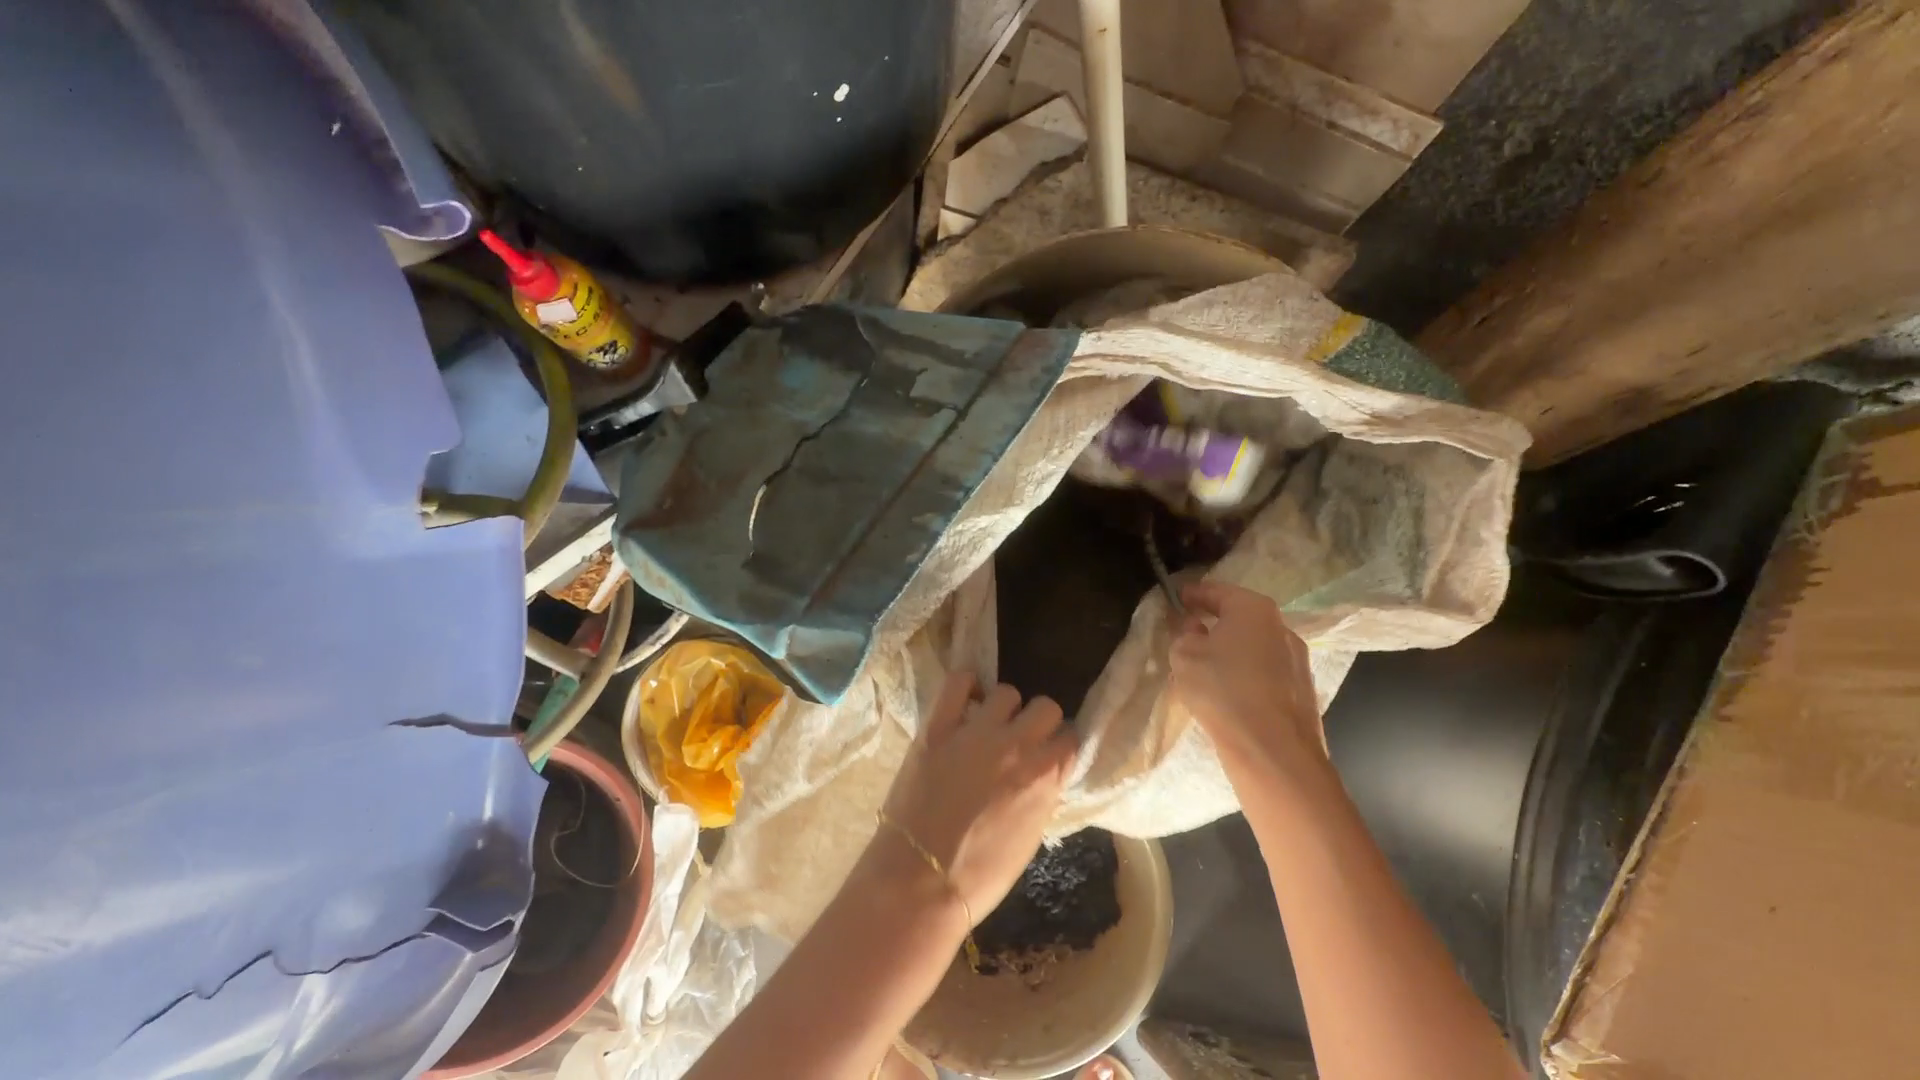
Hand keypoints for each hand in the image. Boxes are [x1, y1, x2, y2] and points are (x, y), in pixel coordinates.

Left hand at [877, 673, 1077, 920]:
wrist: (919, 883)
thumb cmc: (980, 876)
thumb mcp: (1030, 836)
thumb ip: (1041, 794)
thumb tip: (1041, 774)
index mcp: (1045, 776)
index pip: (1070, 738)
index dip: (1060, 746)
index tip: (1050, 755)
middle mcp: (1017, 745)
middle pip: (1045, 707)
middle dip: (1038, 722)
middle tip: (1021, 740)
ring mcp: (974, 732)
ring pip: (1007, 692)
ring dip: (1003, 709)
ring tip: (989, 727)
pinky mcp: (936, 727)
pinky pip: (957, 683)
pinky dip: (965, 687)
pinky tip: (964, 701)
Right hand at [1170, 582, 1326, 782]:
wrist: (1272, 749)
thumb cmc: (1222, 690)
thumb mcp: (1184, 656)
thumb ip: (1184, 634)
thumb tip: (1194, 629)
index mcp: (1253, 609)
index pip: (1216, 591)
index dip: (1192, 594)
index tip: (1176, 598)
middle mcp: (1281, 627)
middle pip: (1239, 618)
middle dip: (1213, 623)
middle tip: (1187, 632)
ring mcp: (1296, 659)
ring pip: (1253, 647)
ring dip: (1231, 651)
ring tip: (1206, 667)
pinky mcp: (1301, 690)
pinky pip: (1264, 673)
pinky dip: (1245, 674)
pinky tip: (1228, 692)